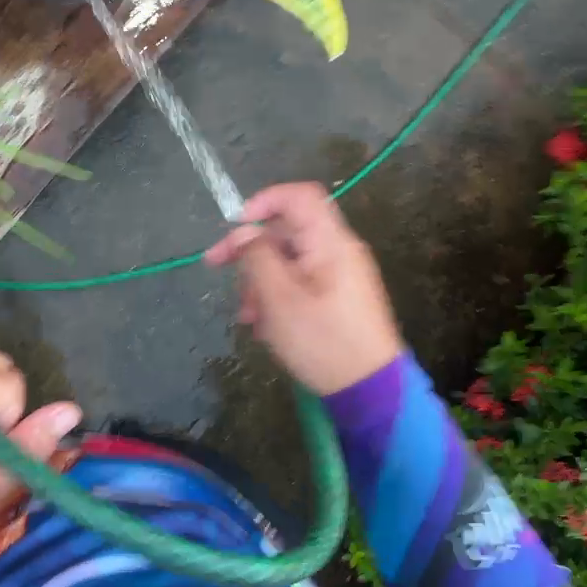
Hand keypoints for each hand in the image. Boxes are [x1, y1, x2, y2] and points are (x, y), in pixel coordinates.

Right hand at [204, 183, 403, 394]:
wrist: (369, 389)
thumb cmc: (321, 340)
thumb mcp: (279, 298)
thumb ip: (257, 257)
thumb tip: (245, 232)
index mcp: (328, 243)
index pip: (298, 197)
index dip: (263, 201)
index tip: (234, 225)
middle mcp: (337, 251)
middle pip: (286, 231)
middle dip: (250, 250)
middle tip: (217, 269)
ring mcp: (340, 275)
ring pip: (287, 260)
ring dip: (259, 280)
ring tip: (247, 315)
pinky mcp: (338, 298)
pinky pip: (299, 282)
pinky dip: (276, 295)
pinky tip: (265, 325)